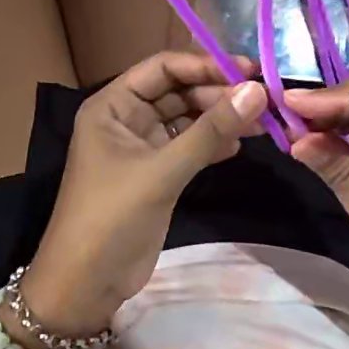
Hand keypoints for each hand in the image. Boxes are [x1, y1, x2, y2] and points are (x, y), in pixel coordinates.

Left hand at [20, 52, 269, 336]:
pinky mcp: (157, 174)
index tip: (248, 70)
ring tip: (261, 122)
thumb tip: (257, 90)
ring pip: (188, 120)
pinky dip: (213, 144)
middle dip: (217, 93)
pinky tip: (239, 146)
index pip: (163, 68)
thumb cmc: (112, 217)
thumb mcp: (162, 170)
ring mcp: (142, 148)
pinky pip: (190, 147)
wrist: (86, 283)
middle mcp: (126, 120)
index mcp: (112, 106)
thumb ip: (210, 131)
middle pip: (178, 92)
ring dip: (220, 119)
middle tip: (262, 100)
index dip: (204, 65)